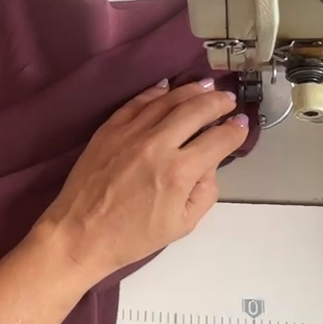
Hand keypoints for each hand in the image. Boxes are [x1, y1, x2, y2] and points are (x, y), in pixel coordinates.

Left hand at [31, 78, 249, 283]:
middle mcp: (157, 145)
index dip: (236, 130)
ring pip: (167, 100)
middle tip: (229, 98)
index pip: (218, 140)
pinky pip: (137, 102)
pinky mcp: (109, 129)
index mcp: (179, 172)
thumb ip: (205, 193)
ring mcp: (130, 133)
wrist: (80, 234)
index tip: (242, 124)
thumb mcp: (182, 225)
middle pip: (196, 110)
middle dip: (218, 102)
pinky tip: (167, 87)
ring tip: (206, 86)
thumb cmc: (132, 237)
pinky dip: (155, 92)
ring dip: (191, 90)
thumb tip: (209, 165)